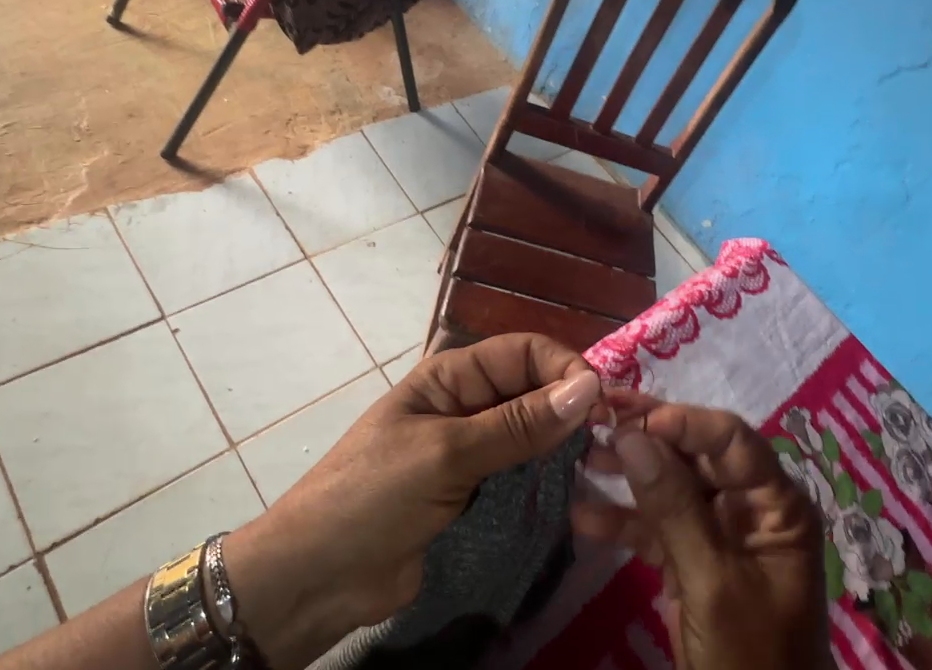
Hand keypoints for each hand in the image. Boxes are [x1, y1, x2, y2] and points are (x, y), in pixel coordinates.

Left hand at [222, 334, 601, 668]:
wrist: (315, 579)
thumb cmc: (371, 498)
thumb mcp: (446, 454)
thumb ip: (517, 425)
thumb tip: (589, 388)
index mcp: (450, 376)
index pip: (523, 352)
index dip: (564, 368)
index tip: (602, 402)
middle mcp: (465, 405)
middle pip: (532, 389)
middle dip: (571, 404)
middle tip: (616, 435)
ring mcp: (470, 451)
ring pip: (532, 432)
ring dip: (565, 440)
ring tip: (608, 460)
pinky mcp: (474, 494)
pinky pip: (521, 472)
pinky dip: (549, 475)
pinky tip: (579, 486)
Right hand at [575, 397, 829, 669]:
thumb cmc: (749, 654)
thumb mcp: (711, 579)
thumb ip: (673, 506)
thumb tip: (631, 436)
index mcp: (775, 504)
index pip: (730, 440)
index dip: (681, 422)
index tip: (629, 417)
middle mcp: (748, 508)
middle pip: (695, 456)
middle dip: (645, 437)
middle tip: (593, 417)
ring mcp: (717, 535)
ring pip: (670, 488)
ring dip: (626, 474)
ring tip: (579, 454)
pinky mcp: (690, 563)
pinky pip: (655, 529)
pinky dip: (622, 523)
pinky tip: (582, 515)